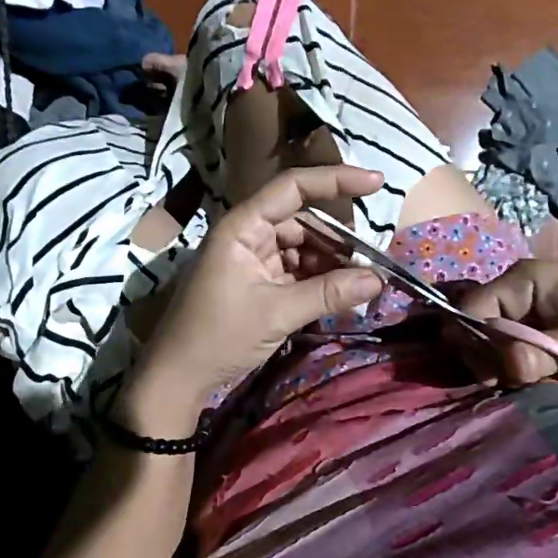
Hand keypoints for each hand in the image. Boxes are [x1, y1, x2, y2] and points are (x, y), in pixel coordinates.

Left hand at [129, 166, 386, 418]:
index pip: (293, 188)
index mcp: (244, 228)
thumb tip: (379, 279)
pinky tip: (342, 294)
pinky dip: (320, 281)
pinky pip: (297, 272)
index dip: (336, 180)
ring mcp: (254, 261)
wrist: (178, 376)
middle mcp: (249, 236)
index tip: (377, 182)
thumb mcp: (277, 313)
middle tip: (374, 260)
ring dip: (333, 263)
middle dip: (340, 240)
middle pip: (304, 222)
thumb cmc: (218, 335)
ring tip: (363, 281)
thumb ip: (328, 293)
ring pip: (304, 249)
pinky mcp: (258, 284)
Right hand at [453, 260, 557, 384]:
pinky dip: (518, 363)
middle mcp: (521, 287)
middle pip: (477, 324)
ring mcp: (532, 305)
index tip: (497, 375)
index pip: (470, 309)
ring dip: (504, 364)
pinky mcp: (543, 323)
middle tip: (514, 382)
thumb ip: (538, 356)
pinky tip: (536, 377)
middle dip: (488, 357)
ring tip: (527, 382)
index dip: (474, 344)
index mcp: (524, 279)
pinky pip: (513, 344)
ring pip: (494, 338)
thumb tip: (501, 371)